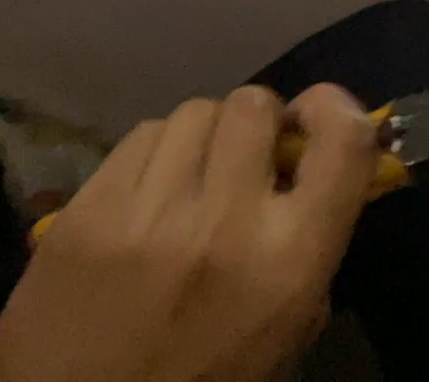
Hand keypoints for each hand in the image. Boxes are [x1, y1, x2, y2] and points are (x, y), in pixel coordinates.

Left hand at [0, 84, 377, 381]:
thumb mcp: (289, 322)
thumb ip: (312, 236)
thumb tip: (306, 159)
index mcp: (291, 259)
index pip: (344, 140)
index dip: (336, 108)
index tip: (313, 118)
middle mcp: (226, 223)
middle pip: (254, 105)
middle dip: (256, 123)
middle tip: (244, 156)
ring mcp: (150, 215)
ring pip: (195, 111)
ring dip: (204, 136)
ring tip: (190, 178)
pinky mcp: (84, 215)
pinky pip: (140, 137)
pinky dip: (154, 154)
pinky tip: (144, 196)